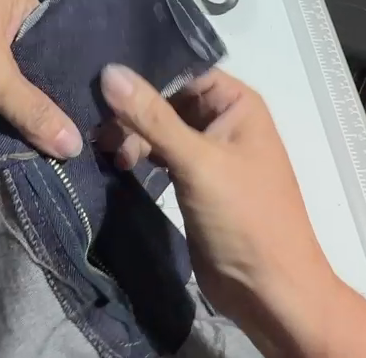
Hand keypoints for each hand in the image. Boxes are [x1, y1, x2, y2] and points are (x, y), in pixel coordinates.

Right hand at [99, 66, 365, 356]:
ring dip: (131, 133)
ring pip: (160, 126)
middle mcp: (223, 119)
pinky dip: (138, 154)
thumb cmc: (246, 218)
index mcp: (237, 102)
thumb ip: (153, 117)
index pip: (182, 69)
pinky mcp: (194, 180)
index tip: (98, 71)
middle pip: (167, 98)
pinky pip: (160, 153)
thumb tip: (109, 71)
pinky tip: (115, 160)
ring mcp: (209, 151)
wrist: (272, 297)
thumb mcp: (198, 163)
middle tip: (93, 118)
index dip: (143, 70)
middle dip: (131, 107)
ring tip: (102, 146)